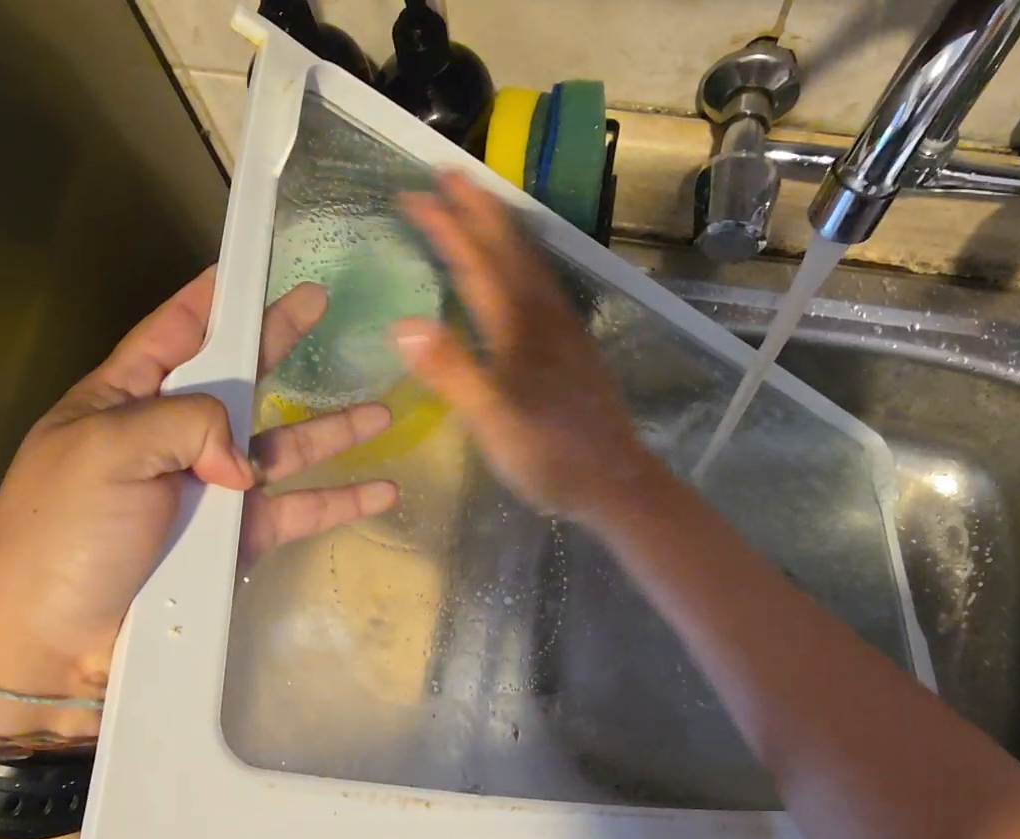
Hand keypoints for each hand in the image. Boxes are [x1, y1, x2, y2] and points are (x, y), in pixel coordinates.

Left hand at [0, 269, 397, 741]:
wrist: (55, 649)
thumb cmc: (63, 537)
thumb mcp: (106, 453)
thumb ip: (188, 424)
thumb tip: (247, 461)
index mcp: (124, 403)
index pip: (173, 333)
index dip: (209, 298)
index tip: (245, 264)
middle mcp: (173, 439)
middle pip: (240, 379)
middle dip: (279, 340)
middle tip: (319, 302)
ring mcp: (210, 492)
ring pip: (282, 447)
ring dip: (332, 428)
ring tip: (382, 409)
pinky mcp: (236, 541)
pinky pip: (297, 510)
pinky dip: (340, 500)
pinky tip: (381, 489)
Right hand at [392, 172, 660, 519]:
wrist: (616, 483)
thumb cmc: (550, 457)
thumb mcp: (493, 423)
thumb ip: (452, 373)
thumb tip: (403, 324)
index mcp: (518, 330)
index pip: (475, 264)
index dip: (444, 227)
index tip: (412, 194)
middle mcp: (545, 317)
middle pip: (508, 249)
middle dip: (476, 209)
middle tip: (447, 174)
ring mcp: (566, 330)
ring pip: (533, 261)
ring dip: (505, 227)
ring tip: (484, 202)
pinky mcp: (577, 346)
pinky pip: (546, 283)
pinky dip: (528, 258)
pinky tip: (525, 267)